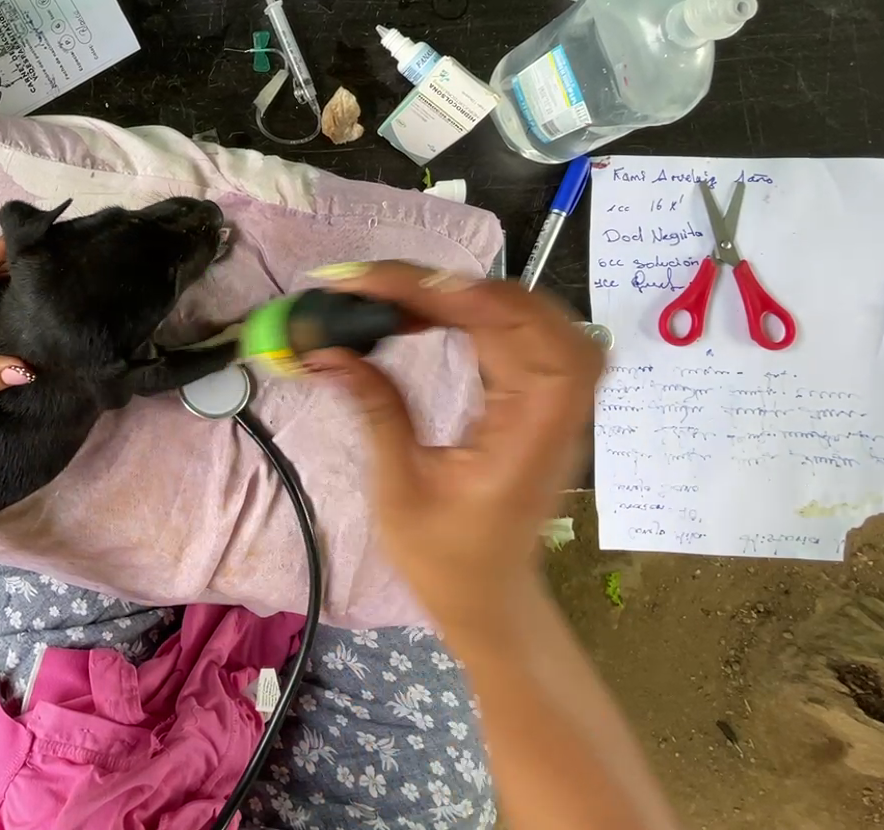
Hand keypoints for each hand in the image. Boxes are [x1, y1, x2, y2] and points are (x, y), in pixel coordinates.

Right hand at [305, 264, 603, 637]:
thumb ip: (376, 408)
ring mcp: (554, 401)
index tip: (369, 284)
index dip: (440, 292)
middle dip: (445, 283)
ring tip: (391, 294)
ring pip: (524, 314)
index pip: (504, 328)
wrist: (491, 600)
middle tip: (372, 285)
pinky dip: (468, 312)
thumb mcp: (400, 487)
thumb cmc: (446, 559)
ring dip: (458, 292)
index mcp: (532, 430)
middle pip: (523, 308)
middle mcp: (557, 405)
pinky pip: (514, 334)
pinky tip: (424, 315)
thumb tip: (326, 350)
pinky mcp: (537, 400)